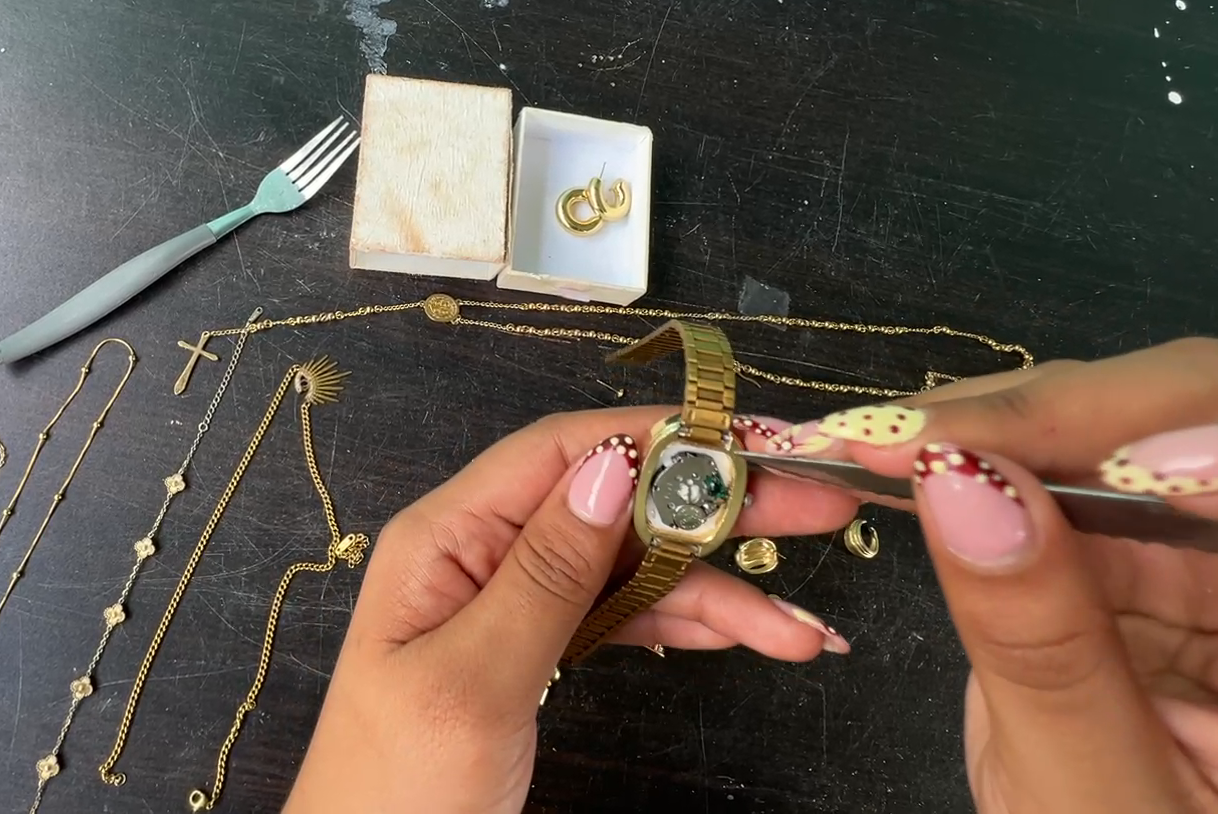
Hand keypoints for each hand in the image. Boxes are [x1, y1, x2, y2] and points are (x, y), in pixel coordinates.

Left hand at [284, 407, 858, 813]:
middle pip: (606, 499)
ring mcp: (516, 593)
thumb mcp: (471, 679)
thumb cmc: (403, 785)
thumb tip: (610, 468)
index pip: (556, 452)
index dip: (650, 437)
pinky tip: (752, 636)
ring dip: (715, 585)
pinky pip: (622, 613)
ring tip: (804, 625)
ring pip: (627, 562)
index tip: (744, 440)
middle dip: (706, 501)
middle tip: (814, 503)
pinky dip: (687, 623)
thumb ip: (543, 573)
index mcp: (447, 532)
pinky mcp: (542, 640)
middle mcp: (483, 547)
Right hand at [776, 339, 1217, 811]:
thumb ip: (1043, 651)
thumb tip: (952, 477)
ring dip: (975, 419)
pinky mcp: (1090, 525)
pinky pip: (1024, 448)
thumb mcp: (1099, 802)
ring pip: (1093, 408)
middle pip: (1205, 403)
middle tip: (909, 436)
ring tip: (863, 443)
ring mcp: (1176, 529)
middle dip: (1050, 414)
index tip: (1150, 475)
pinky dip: (944, 441)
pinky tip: (876, 450)